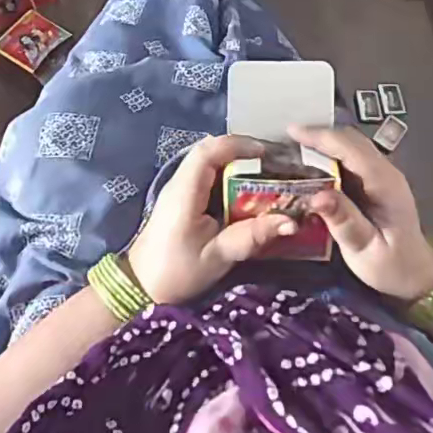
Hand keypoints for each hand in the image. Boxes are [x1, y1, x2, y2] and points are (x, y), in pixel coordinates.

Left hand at [125, 134, 297, 304]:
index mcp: (185, 192)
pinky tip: (246, 192)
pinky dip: (228, 177)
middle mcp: (180, 183)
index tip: (267, 153)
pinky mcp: (181, 198)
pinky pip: (206, 176)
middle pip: (210, 152)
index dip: (238, 145)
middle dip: (243, 153)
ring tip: (266, 175)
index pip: (208, 152)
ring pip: (208, 162)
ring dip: (236, 164)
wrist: (141, 286)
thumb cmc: (177, 271)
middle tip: (274, 164)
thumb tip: (291, 221)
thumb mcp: (219, 256)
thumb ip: (253, 235)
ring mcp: (178, 189)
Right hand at [289, 125, 432, 302]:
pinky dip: (328, 152)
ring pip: (351, 145)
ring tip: (292, 146)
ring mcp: (382, 175)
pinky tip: (310, 160)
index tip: (293, 132)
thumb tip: (316, 196)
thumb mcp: (365, 249)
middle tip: (285, 139)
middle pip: (351, 141)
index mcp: (385, 185)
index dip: (322, 138)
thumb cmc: (391, 266)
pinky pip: (350, 157)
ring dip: (323, 142)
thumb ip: (343, 221)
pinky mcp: (375, 181)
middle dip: (318, 135)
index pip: (352, 150)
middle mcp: (386, 173)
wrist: (416, 275)